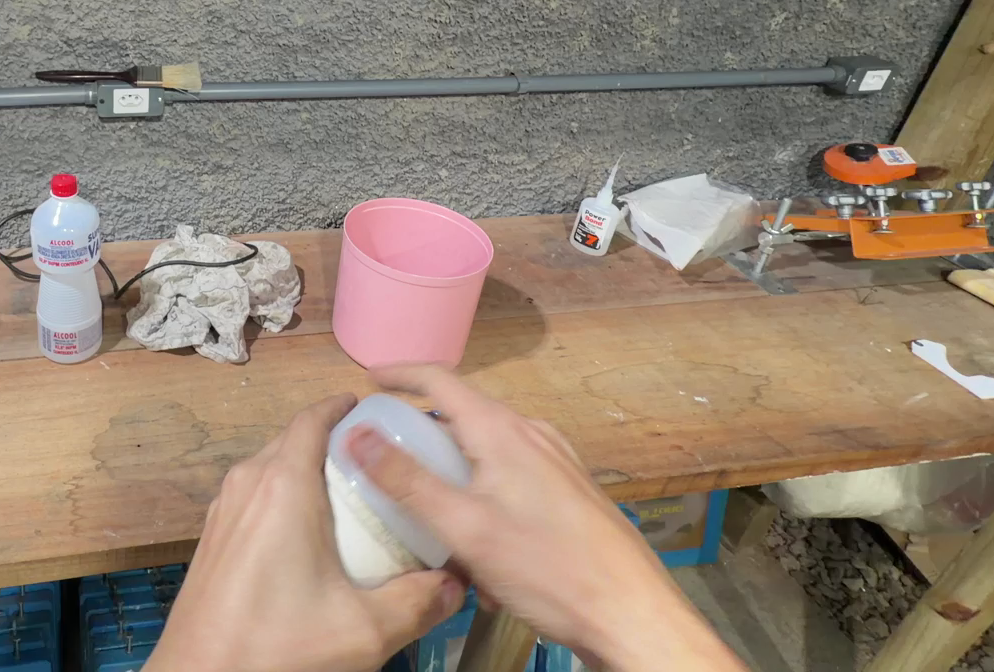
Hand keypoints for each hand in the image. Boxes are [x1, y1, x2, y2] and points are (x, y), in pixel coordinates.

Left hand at [144, 394, 467, 671]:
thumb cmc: (280, 645)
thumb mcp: (361, 631)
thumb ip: (416, 603)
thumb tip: (456, 583)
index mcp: (282, 483)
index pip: (311, 419)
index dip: (338, 406)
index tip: (367, 407)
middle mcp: (248, 480)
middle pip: (292, 438)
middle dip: (329, 439)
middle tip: (371, 458)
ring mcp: (223, 505)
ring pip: (270, 464)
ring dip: (304, 465)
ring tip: (344, 491)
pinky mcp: (212, 532)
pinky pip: (253, 491)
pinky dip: (282, 491)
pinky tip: (304, 528)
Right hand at [346, 365, 746, 671]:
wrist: (638, 620)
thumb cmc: (548, 568)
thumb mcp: (464, 528)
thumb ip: (406, 480)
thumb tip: (356, 434)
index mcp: (501, 429)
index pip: (439, 379)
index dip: (399, 373)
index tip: (368, 379)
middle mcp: (530, 432)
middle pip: (463, 410)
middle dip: (421, 422)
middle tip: (388, 443)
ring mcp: (555, 460)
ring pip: (488, 442)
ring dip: (452, 456)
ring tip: (427, 489)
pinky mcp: (569, 489)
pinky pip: (511, 468)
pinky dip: (480, 479)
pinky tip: (477, 525)